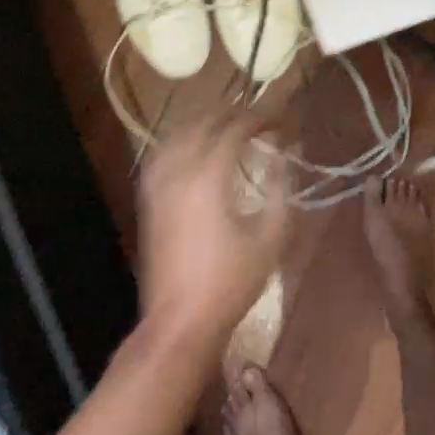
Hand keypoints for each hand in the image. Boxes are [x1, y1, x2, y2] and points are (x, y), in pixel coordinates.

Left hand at [137, 111, 288, 343]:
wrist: (181, 320)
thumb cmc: (232, 281)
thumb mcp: (271, 235)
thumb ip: (280, 187)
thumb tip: (285, 153)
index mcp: (208, 176)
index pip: (235, 129)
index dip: (260, 117)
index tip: (282, 119)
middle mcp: (178, 172)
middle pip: (203, 124)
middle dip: (232, 114)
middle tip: (260, 119)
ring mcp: (157, 186)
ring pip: (177, 135)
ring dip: (205, 124)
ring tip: (229, 126)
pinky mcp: (148, 202)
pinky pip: (162, 155)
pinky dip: (181, 141)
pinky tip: (194, 150)